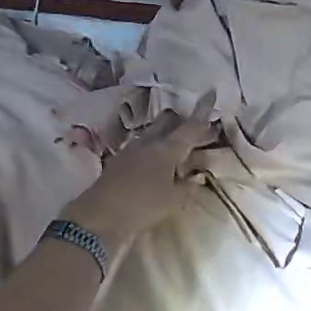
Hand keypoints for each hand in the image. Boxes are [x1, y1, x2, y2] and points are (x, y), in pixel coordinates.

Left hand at [62, 92, 215, 246]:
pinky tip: (157, 162)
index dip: (203, 114)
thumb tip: (198, 177)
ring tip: (178, 149)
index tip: (211, 95)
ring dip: (167, 134)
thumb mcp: (173, 201)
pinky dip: (154, 148)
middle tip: (196, 131)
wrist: (99, 214)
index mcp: (167, 148)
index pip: (190, 126)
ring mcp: (132, 148)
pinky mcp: (120, 159)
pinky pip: (142, 145)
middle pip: (168, 120)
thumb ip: (188, 187)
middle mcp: (150, 141)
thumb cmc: (142, 205)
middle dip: (182, 120)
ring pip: (154, 131)